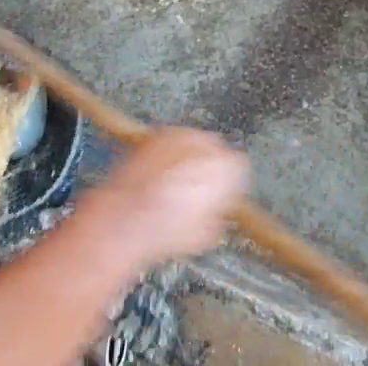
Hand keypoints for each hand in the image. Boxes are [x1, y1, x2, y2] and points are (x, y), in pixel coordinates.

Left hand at [81, 127, 250, 264]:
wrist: (129, 217)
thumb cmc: (167, 227)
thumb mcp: (207, 234)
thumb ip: (218, 216)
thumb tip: (214, 216)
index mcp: (227, 166)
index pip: (239, 168)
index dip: (229, 184)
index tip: (222, 195)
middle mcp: (207, 144)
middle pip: (217, 150)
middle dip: (209, 167)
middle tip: (198, 190)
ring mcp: (181, 135)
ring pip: (194, 142)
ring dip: (189, 158)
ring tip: (177, 184)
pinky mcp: (157, 134)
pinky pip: (171, 142)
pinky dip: (169, 154)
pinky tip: (160, 176)